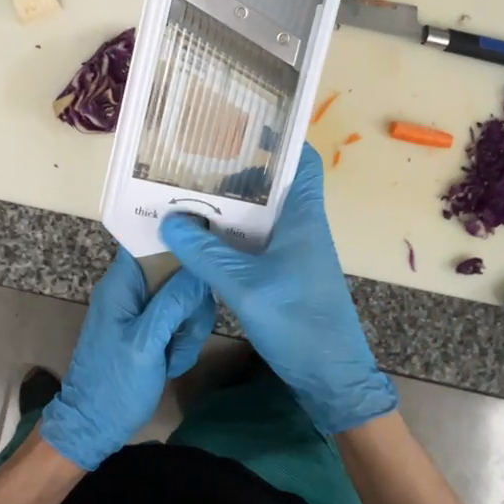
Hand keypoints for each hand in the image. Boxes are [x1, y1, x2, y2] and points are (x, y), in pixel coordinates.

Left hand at [41, 251, 215, 470]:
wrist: (94, 425)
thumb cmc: (115, 382)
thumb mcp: (146, 342)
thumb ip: (172, 303)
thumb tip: (199, 269)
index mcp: (122, 282)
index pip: (148, 238)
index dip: (177, 238)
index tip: (205, 249)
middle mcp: (131, 288)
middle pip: (176, 271)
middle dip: (189, 303)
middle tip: (186, 333)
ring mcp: (140, 309)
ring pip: (182, 298)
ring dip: (187, 328)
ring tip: (175, 356)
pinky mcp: (149, 329)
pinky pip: (177, 321)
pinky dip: (181, 341)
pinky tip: (172, 363)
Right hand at [160, 143, 398, 434]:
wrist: (334, 379)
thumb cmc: (299, 323)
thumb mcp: (244, 286)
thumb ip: (204, 252)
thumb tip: (169, 219)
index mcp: (302, 215)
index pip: (300, 159)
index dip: (277, 137)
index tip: (240, 123)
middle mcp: (300, 224)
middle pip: (272, 182)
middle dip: (236, 168)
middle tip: (194, 157)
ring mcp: (293, 250)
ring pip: (260, 212)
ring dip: (230, 203)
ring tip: (188, 190)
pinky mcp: (284, 272)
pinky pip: (254, 239)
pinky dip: (230, 233)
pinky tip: (201, 236)